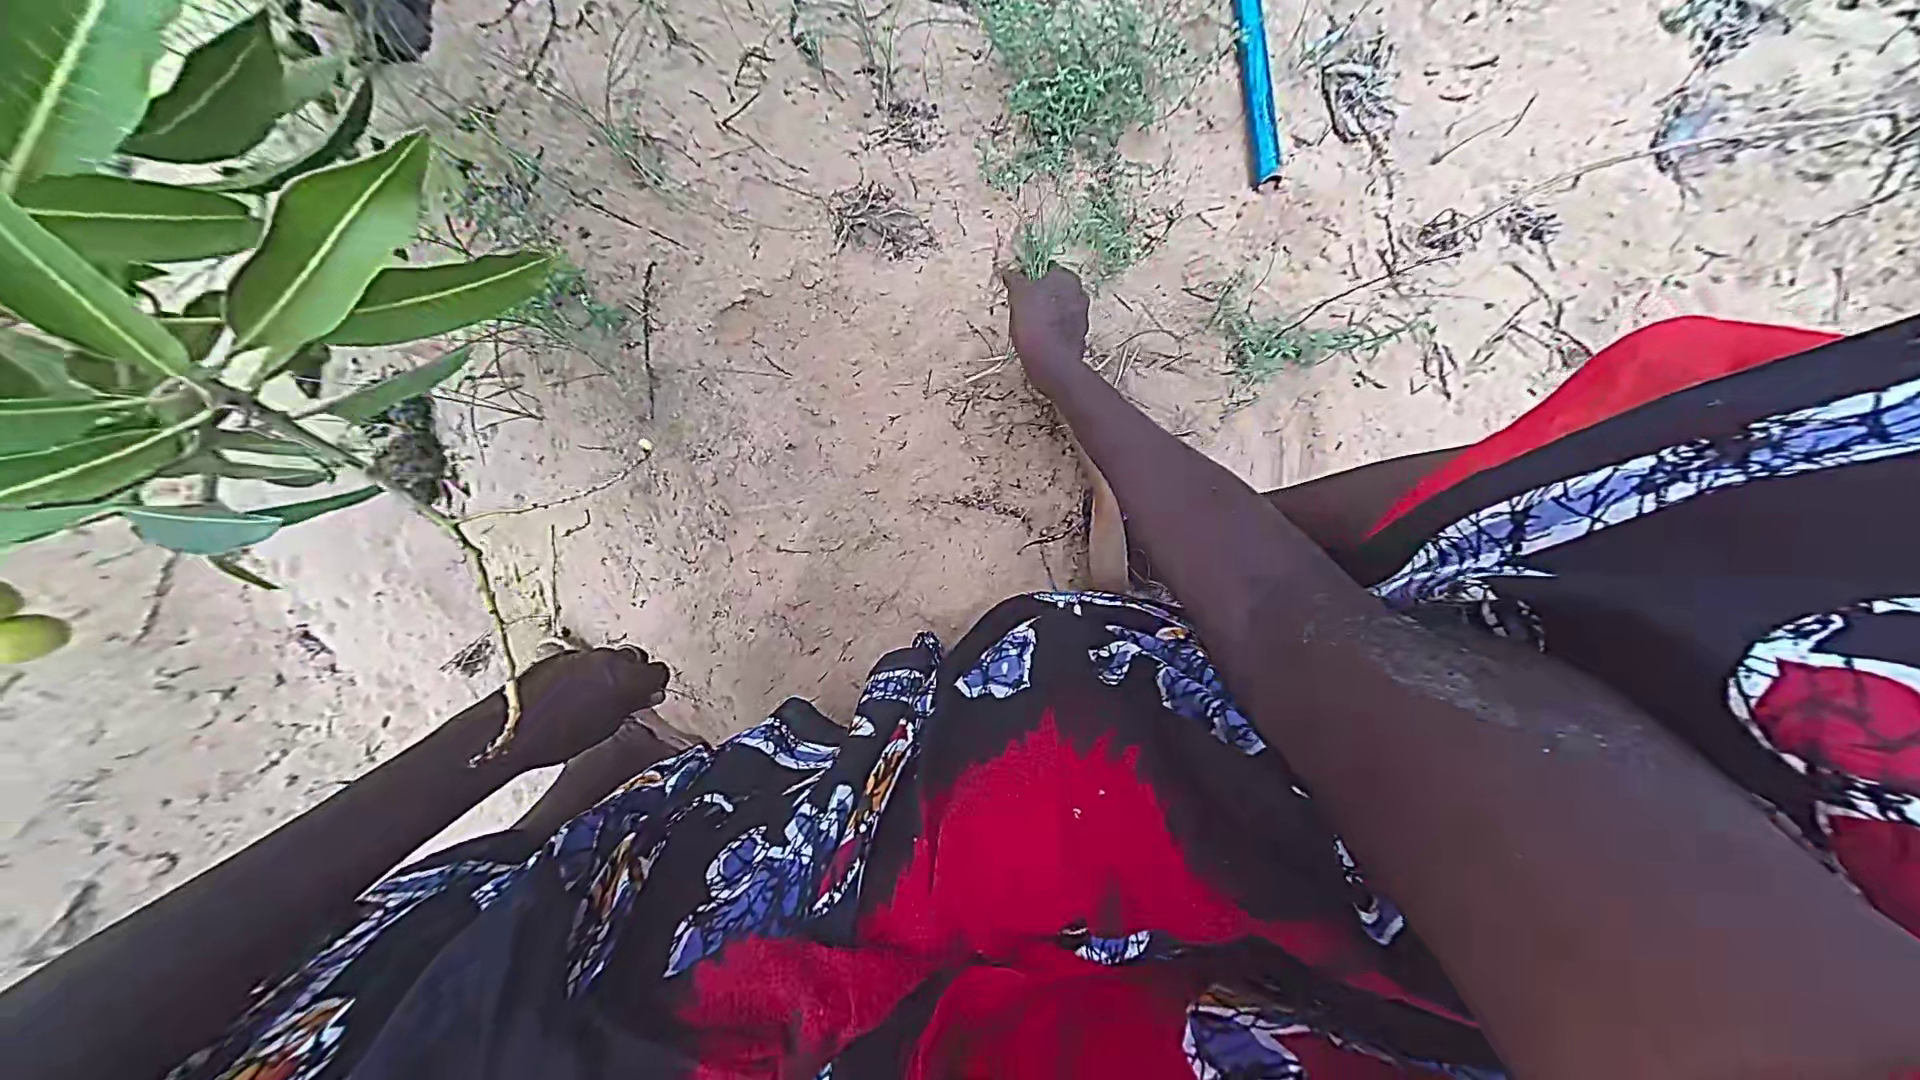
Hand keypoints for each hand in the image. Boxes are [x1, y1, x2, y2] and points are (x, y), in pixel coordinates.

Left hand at [481, 646, 670, 771]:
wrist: (512, 730)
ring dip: (610, 671)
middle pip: (635, 658)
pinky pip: (586, 660)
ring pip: (610, 657)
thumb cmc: (560, 736)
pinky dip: (587, 671)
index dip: (655, 683)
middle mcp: (609, 660)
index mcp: (627, 677)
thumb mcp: (607, 725)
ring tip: (599, 695)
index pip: (657, 671)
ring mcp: (584, 656)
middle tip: (627, 693)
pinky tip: (577, 692)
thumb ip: (632, 704)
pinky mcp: (562, 656)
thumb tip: (649, 695)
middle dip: (634, 672)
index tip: (650, 693)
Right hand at [1002, 266, 1089, 398]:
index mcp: (1068, 278)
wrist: (1050, 361)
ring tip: (1031, 328)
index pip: (1049, 270)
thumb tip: (1009, 273)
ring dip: (1049, 316)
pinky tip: (1040, 341)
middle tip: (1025, 309)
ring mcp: (1082, 319)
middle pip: (1057, 292)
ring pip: (1061, 312)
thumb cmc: (1034, 322)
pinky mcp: (1080, 340)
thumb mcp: (1018, 295)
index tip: (1022, 291)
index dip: (1033, 280)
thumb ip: (1015, 280)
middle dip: (1044, 298)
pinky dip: (1054, 333)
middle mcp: (1080, 295)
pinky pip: (1063, 331)